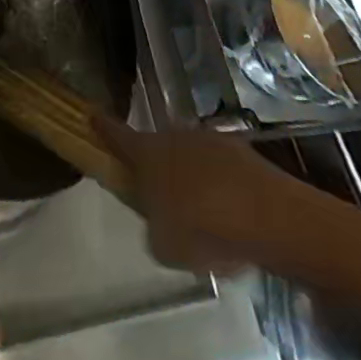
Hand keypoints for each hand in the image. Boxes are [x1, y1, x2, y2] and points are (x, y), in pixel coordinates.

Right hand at [96, 118, 339, 273]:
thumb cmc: (203, 229)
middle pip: (157, 146)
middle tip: (161, 194)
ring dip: (192, 176)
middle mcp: (174, 137)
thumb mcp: (163, 245)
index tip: (91, 114)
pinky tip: (232, 215)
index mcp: (147, 154)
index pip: (116, 135)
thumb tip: (160, 220)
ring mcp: (210, 140)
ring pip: (191, 156)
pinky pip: (221, 167)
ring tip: (203, 213)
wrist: (269, 217)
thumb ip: (153, 227)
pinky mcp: (243, 150)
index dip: (102, 127)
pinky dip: (222, 185)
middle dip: (156, 164)